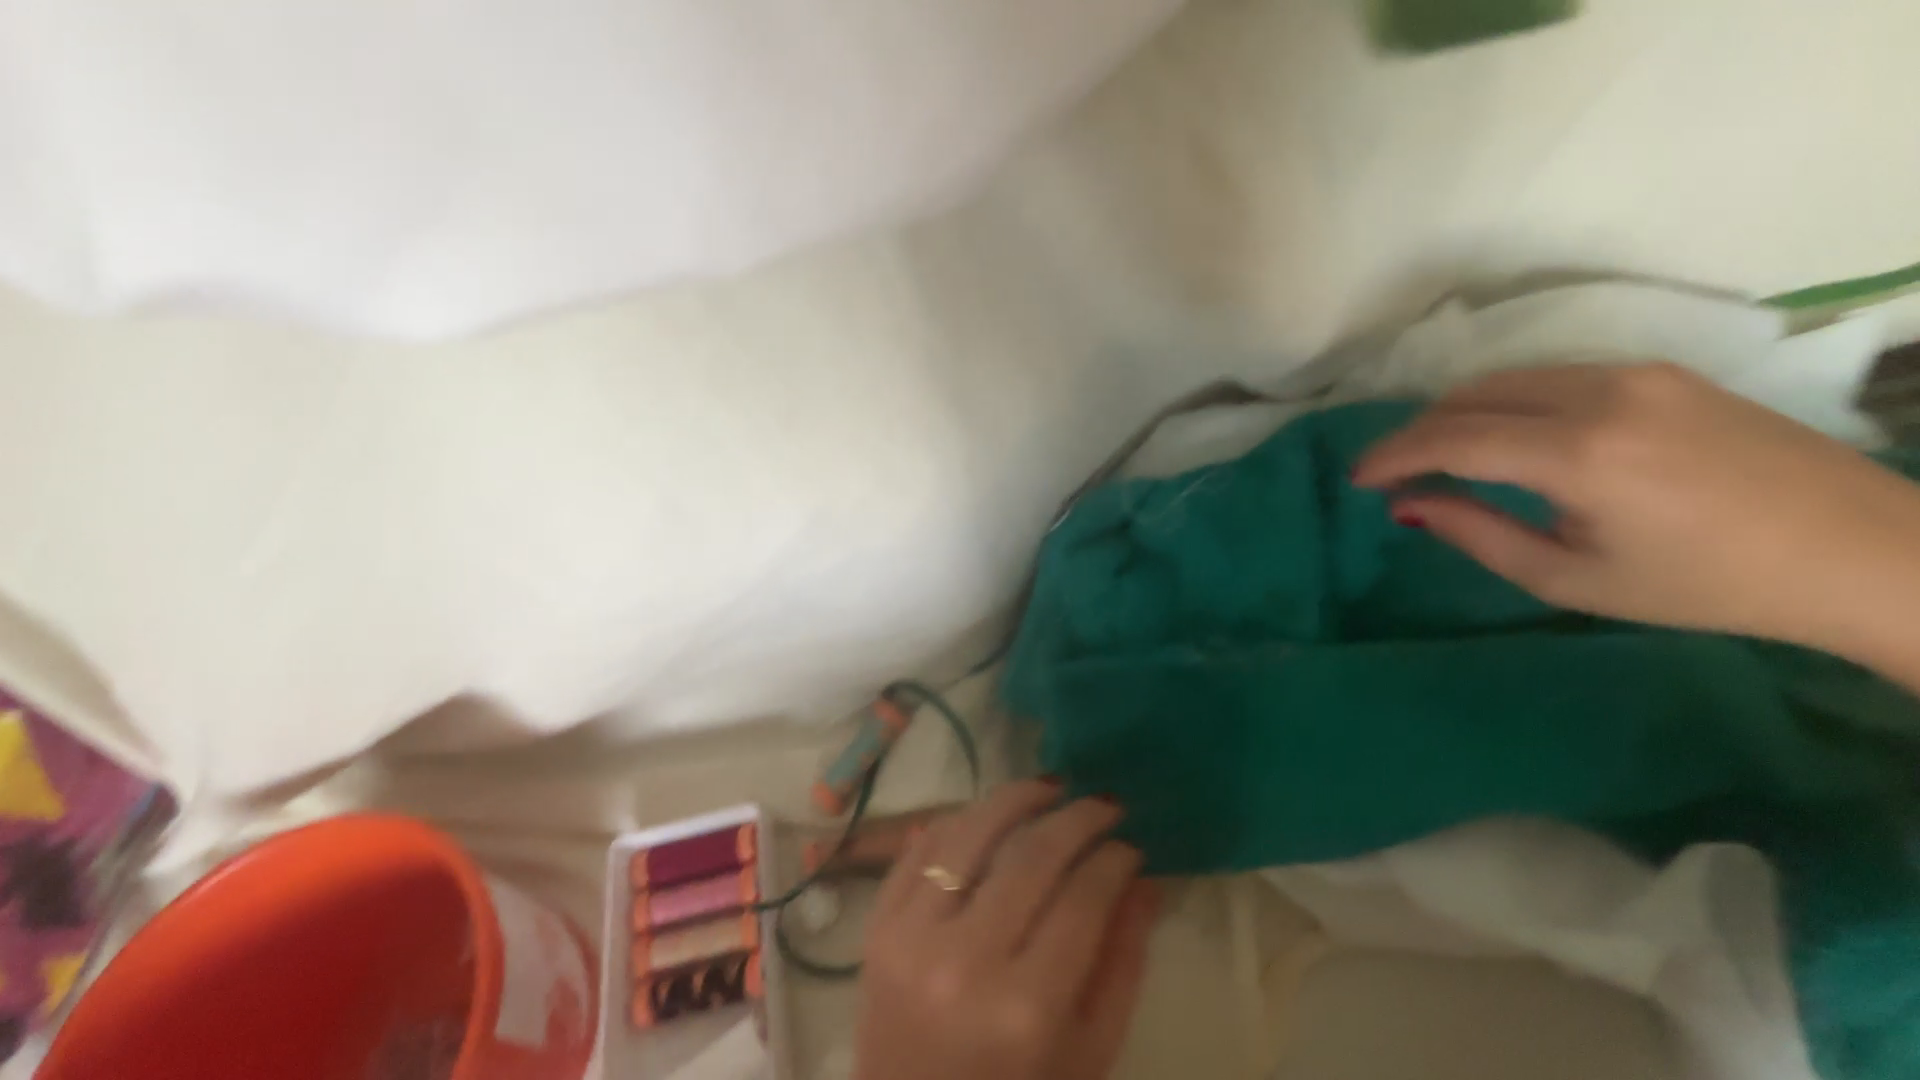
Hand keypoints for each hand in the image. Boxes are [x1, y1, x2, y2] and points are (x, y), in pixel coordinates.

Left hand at [852, 781, 1157, 1079]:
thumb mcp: (1089, 1050)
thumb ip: (1121, 964)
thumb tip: (1143, 879)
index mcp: (1026, 1007)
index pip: (1082, 899)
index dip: (1114, 860)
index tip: (1130, 844)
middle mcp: (963, 962)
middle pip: (1029, 857)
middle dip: (1076, 819)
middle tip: (1103, 803)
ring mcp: (909, 939)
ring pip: (968, 835)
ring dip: (1013, 799)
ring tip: (1048, 788)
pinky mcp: (876, 929)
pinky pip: (919, 852)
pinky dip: (956, 823)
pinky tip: (989, 815)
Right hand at [1351, 362, 1919, 660]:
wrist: (1856, 551)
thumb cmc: (1704, 585)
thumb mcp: (1572, 578)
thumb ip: (1477, 533)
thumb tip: (1407, 505)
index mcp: (1580, 455)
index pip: (1453, 438)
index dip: (1393, 455)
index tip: (1356, 478)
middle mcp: (1602, 394)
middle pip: (1473, 396)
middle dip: (1420, 432)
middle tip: (1394, 473)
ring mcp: (1637, 373)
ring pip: (1511, 378)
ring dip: (1461, 413)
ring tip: (1441, 457)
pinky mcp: (1661, 370)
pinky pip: (1555, 375)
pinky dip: (1509, 402)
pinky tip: (1507, 437)